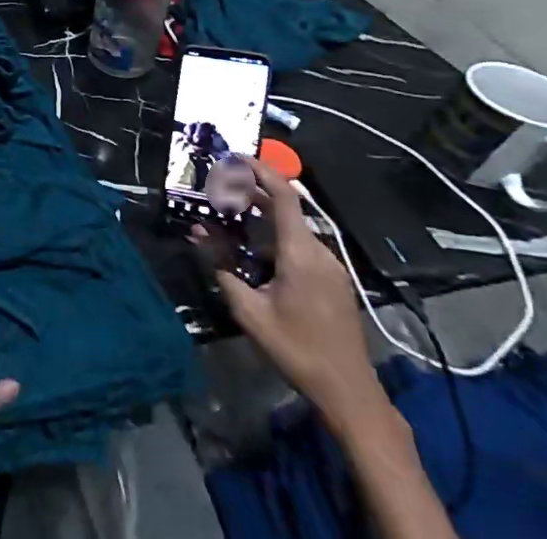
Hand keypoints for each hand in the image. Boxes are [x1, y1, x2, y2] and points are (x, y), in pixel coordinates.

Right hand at [207, 158, 387, 428]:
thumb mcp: (250, 312)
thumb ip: (223, 270)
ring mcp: (331, 265)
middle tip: (223, 189)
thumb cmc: (296, 348)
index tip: (237, 157)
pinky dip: (278, 239)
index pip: (283, 195)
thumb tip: (198, 235)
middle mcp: (319, 250)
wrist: (348, 388)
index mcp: (300, 252)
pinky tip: (259, 254)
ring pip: (293, 230)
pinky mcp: (334, 279)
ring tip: (234, 221)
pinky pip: (303, 247)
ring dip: (265, 220)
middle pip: (286, 209)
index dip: (260, 171)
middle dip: (255, 194)